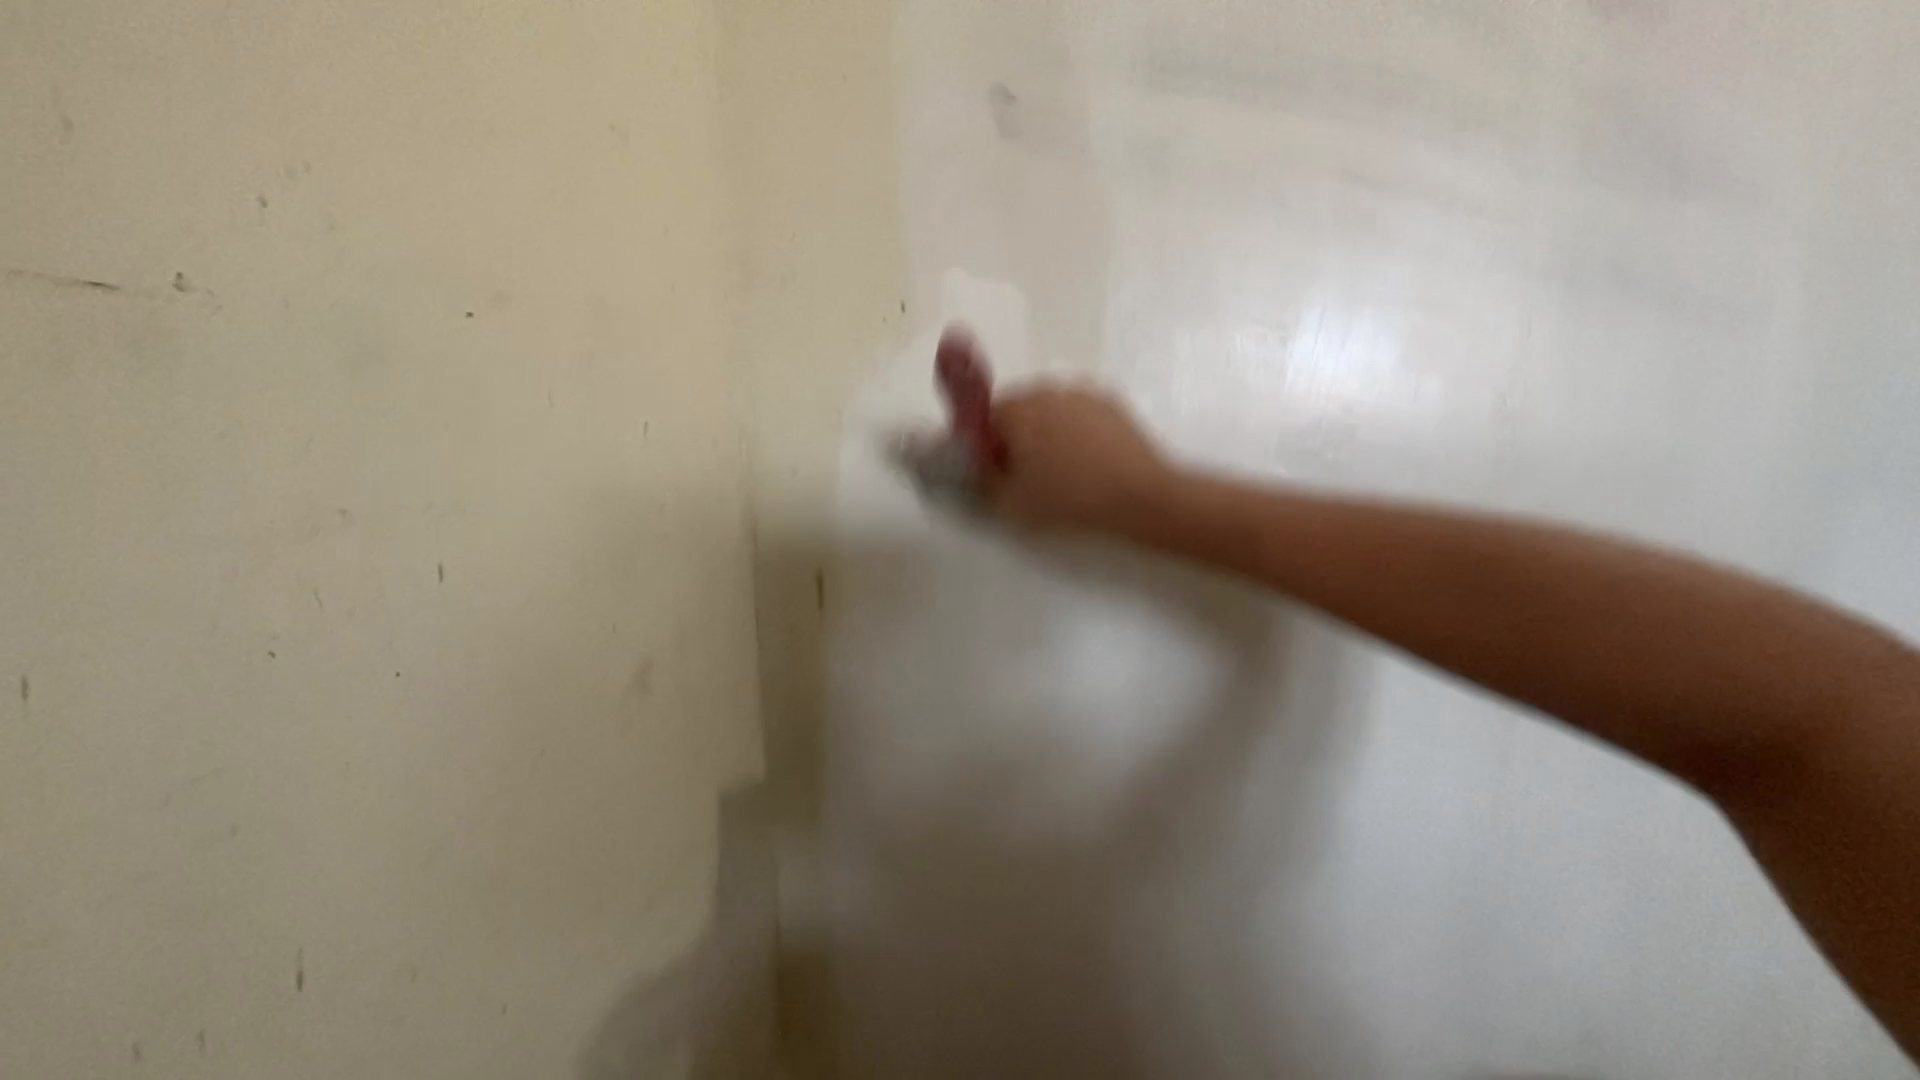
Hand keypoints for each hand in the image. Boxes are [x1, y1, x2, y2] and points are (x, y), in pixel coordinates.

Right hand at [984, 385, 1172, 532]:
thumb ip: (981, 481)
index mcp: (1018, 409)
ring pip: (1050, 411)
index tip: (998, 472)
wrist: (1141, 495)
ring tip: (1063, 471)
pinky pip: (1079, 414)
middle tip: (1028, 476)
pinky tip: (1089, 462)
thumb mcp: (1010, 504)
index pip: (983, 416)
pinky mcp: (1112, 402)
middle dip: (1016, 437)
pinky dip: (1077, 432)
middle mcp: (1047, 389)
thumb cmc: (1069, 499)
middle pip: (1017, 410)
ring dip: (1047, 433)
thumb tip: (976, 466)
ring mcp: (1083, 392)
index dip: (986, 446)